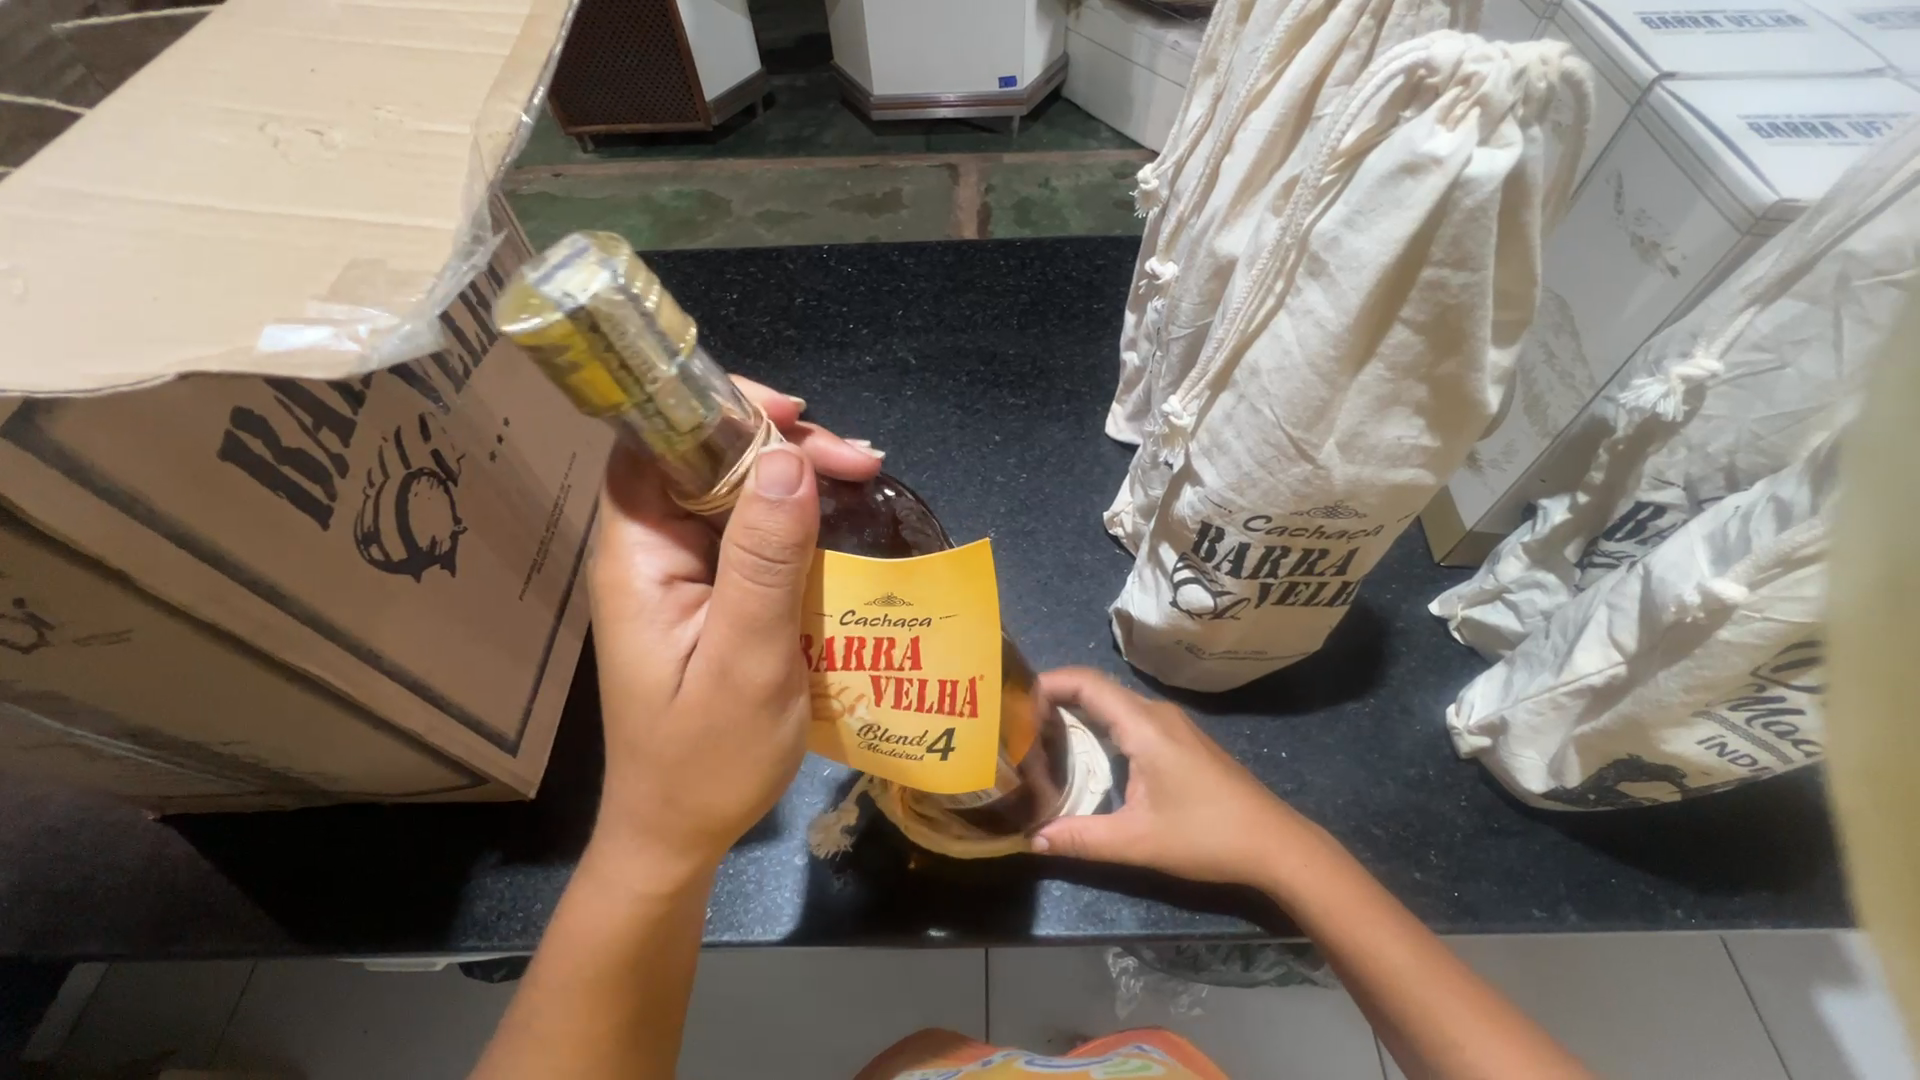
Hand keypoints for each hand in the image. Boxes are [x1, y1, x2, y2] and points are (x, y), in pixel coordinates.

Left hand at [586, 378, 882, 884]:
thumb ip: (763, 561)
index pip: (657, 446)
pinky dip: (800, 519)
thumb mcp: (747, 661)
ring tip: (864, 475)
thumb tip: (786, 459)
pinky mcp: (712, 595)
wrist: (682, 832)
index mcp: (638, 558)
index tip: (792, 414)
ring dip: (797, 476)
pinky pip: (753, 535)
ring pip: (735, 493)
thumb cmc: (707, 760)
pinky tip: (844, 515)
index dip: (715, 412)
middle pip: (705, 460)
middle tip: (858, 460)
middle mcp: (653, 553)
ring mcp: (683, 574)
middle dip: (779, 444)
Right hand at [1031, 668, 1326, 889]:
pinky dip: (1099, 726)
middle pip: (1095, 689)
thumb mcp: (1137, 841)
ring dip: (1077, 714)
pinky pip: (1128, 718)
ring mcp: (1171, 725)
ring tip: (1041, 739)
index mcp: (1143, 725)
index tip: (1014, 704)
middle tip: (1018, 726)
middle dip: (1054, 700)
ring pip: (1113, 704)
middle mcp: (1155, 714)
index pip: (1086, 682)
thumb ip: (1081, 839)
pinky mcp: (1180, 740)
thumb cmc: (1207, 836)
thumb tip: (1031, 841)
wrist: (1276, 844)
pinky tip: (1084, 755)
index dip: (1047, 684)